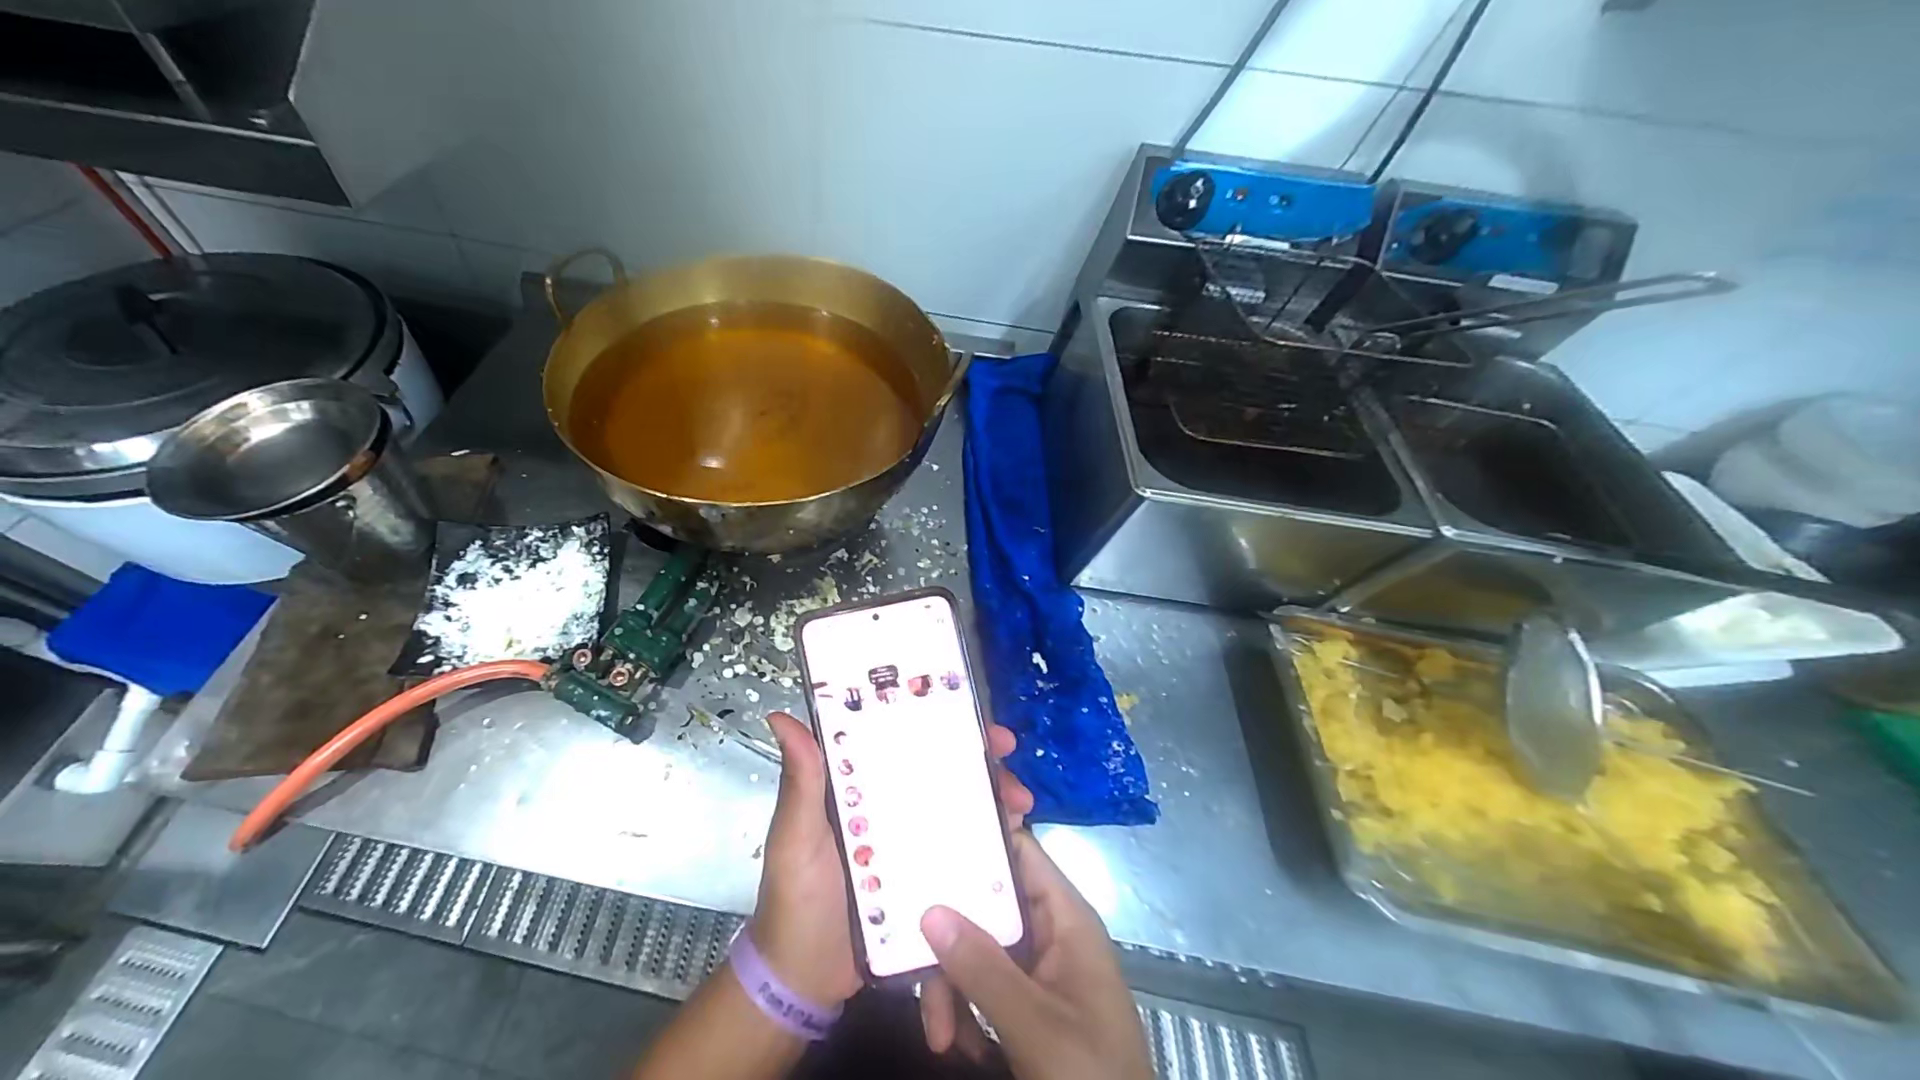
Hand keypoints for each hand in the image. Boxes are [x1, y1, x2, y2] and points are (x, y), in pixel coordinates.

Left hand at [748, 711, 1032, 1005]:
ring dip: (991, 798)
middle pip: (940, 771)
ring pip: (958, 808)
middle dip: (978, 759)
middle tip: (1007, 760)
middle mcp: (888, 807)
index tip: (970, 716)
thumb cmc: (796, 899)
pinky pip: (963, 852)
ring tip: (1019, 804)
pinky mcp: (927, 879)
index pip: (899, 741)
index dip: (935, 722)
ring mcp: (911, 844)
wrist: (806, 980)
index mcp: (858, 788)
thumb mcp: (796, 838)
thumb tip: (782, 717)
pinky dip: (989, 842)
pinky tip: (1013, 842)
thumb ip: (800, 783)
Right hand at [917, 832, 1152, 1079]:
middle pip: (987, 906)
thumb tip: (931, 911)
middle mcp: (1050, 934)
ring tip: (941, 1035)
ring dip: (952, 989)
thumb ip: (984, 969)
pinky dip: (964, 1012)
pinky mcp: (1026, 1004)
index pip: (1022, 852)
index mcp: (1066, 919)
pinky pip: (982, 986)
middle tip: (916, 966)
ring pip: (978, 950)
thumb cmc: (1091, 1073)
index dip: (982, 836)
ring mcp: (1037, 970)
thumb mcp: (1035, 1024)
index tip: (928, 837)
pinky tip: (959, 1044)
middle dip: (951, 939)